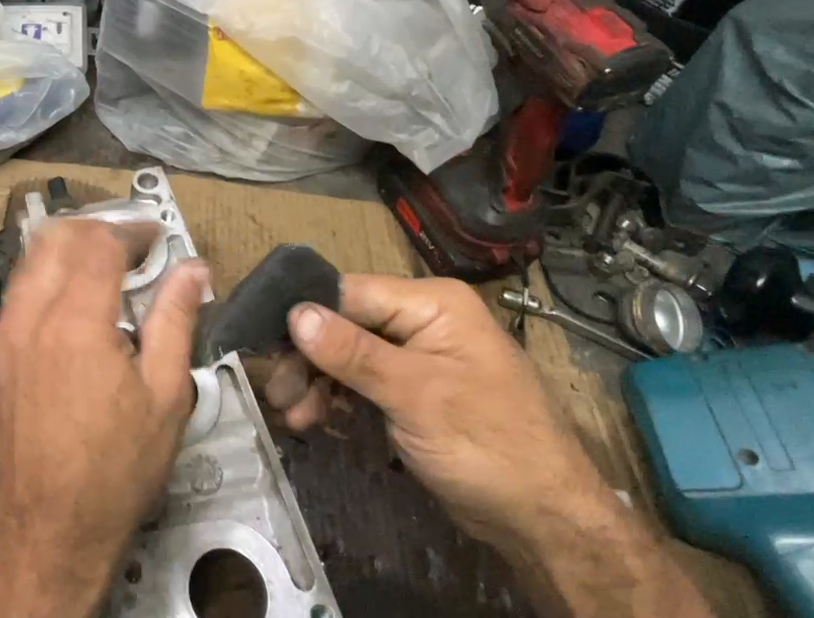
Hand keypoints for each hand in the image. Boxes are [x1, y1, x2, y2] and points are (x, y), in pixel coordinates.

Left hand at [0, 218, 209, 617]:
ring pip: (31, 257)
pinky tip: (76, 301)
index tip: (158, 238)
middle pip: (57, 235)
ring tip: (107, 268)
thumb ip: (176, 320)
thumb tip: (193, 269)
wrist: (44, 528)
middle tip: (134, 248)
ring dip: (69, 247)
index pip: (99, 242)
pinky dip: (48, 274)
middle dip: (98, 228)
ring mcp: (6, 331)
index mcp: (76, 320)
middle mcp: (31, 313)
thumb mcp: (165, 396)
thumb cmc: (115, 468)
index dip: (132, 230)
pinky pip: (20, 288)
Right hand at [259, 275, 712, 617]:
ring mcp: (421, 358)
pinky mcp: (417, 393)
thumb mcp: (415, 395)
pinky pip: (366, 383)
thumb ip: (353, 353)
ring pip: (350, 357)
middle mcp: (424, 321)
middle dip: (310, 360)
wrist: (546, 519)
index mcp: (432, 303)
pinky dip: (341, 401)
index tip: (267, 346)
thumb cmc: (486, 444)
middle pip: (346, 325)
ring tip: (295, 418)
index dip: (307, 318)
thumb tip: (295, 313)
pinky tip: (320, 422)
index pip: (351, 293)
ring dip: (320, 385)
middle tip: (279, 395)